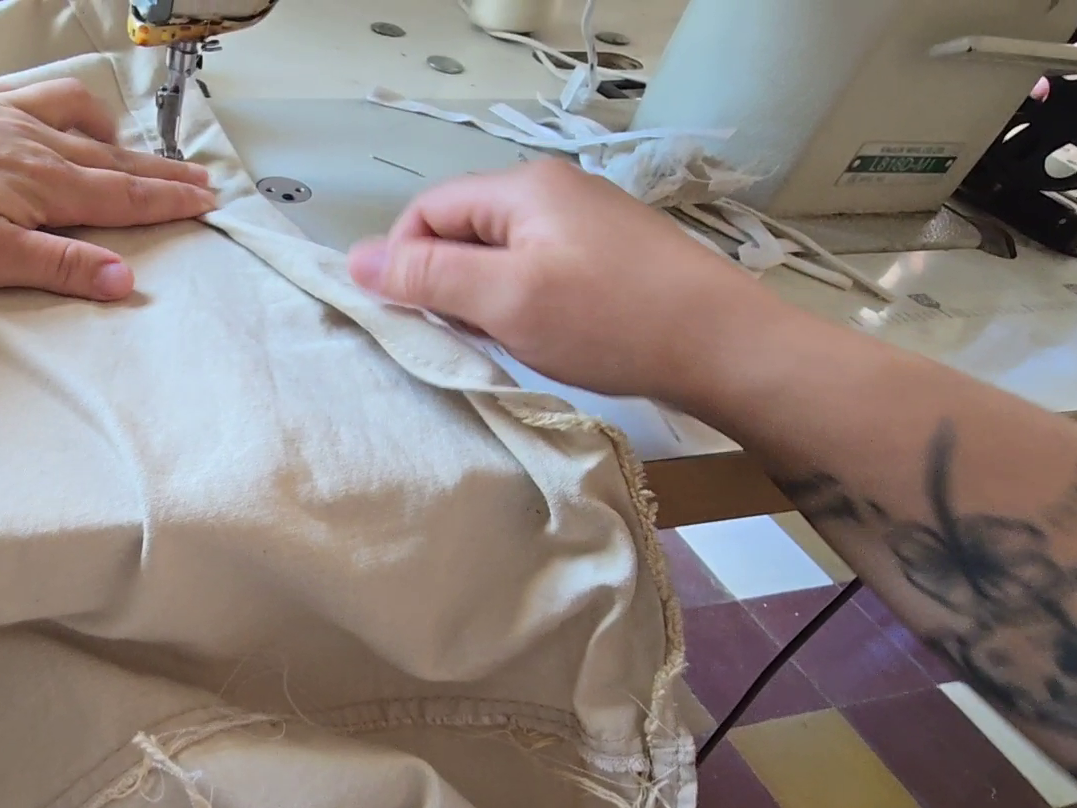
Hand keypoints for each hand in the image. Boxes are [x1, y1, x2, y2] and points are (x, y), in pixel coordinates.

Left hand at [0, 78, 216, 301]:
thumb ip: (60, 266)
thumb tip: (124, 279)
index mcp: (45, 187)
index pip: (123, 198)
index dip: (168, 201)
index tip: (205, 200)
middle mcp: (34, 144)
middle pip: (114, 160)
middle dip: (160, 172)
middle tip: (198, 175)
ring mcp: (2, 116)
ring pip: (77, 118)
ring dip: (114, 133)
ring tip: (131, 146)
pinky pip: (31, 90)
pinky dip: (61, 100)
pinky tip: (57, 107)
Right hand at [346, 159, 802, 405]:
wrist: (722, 348)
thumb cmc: (607, 320)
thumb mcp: (505, 298)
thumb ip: (427, 276)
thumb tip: (354, 260)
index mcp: (523, 189)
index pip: (426, 211)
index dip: (401, 260)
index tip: (409, 315)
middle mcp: (548, 194)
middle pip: (457, 231)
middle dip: (439, 283)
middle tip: (455, 333)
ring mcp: (576, 224)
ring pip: (489, 257)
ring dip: (474, 299)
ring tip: (495, 338)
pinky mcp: (596, 257)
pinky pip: (525, 272)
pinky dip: (509, 305)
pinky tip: (529, 335)